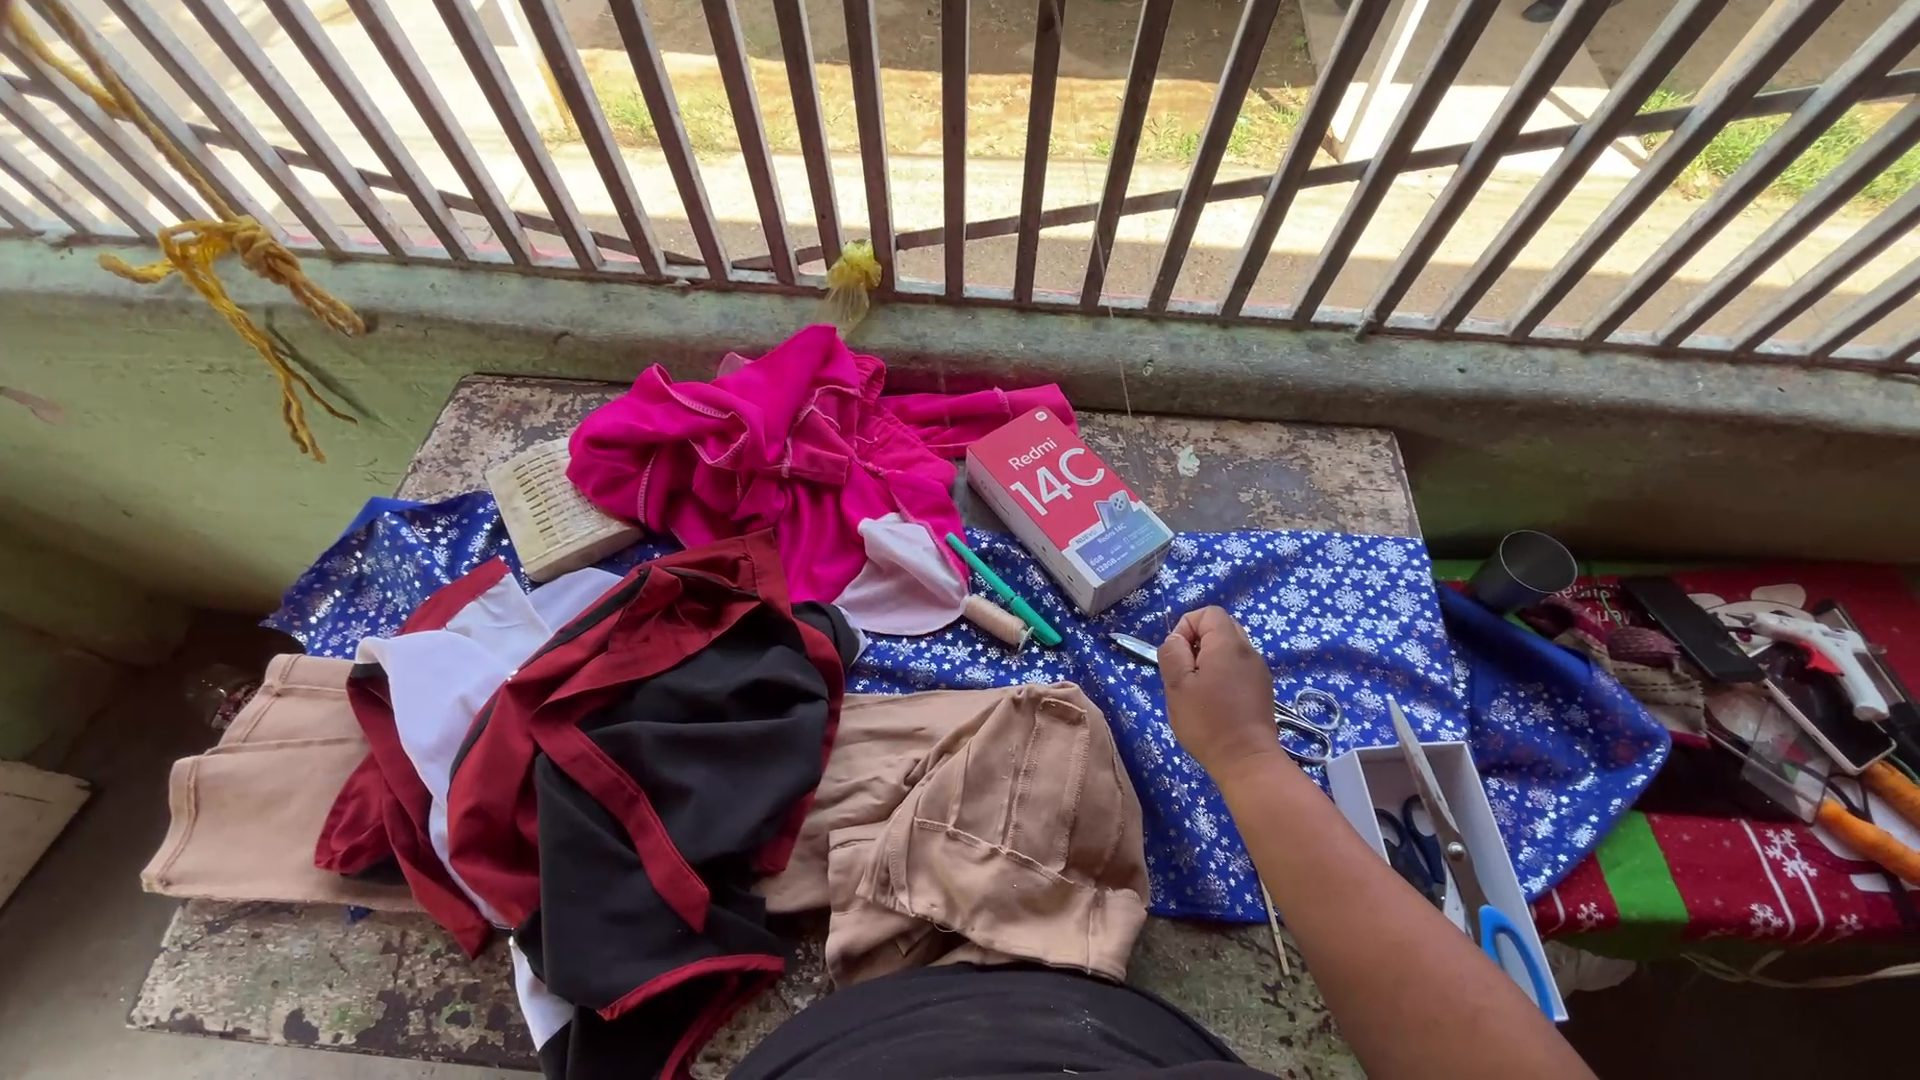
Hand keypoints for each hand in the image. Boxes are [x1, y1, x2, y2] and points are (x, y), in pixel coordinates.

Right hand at [1158, 607, 1290, 778]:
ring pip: (1230, 648)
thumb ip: (1172, 653)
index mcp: (1228, 645)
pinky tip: (1215, 701)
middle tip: (1185, 670)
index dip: (1186, 626)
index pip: (1208, 613)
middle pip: (1221, 627)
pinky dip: (1223, 673)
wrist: (1247, 760)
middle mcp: (1248, 651)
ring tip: (1198, 688)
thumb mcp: (1177, 685)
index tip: (1177, 655)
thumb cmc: (1208, 722)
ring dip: (1210, 659)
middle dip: (1198, 641)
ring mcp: (1258, 671)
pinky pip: (1239, 667)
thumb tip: (1176, 640)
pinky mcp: (1262, 689)